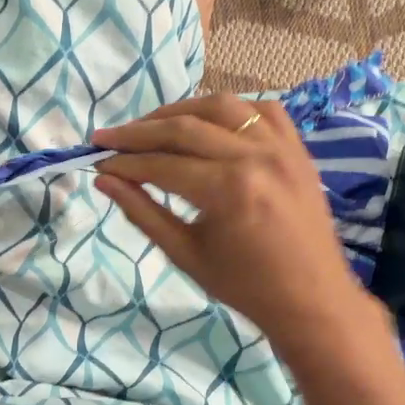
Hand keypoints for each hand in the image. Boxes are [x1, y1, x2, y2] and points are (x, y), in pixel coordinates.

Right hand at [92, 94, 380, 349]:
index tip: (95, 163)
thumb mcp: (183, 252)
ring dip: (178, 111)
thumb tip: (103, 181)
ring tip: (148, 126)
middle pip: (184, 127)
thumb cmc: (241, 284)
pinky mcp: (296, 147)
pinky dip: (226, 111)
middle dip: (138, 132)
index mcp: (227, 190)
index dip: (122, 162)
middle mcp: (255, 156)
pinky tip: (204, 125)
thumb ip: (142, 211)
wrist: (309, 297)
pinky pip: (259, 110)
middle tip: (106, 138)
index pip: (159, 164)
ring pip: (220, 107)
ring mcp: (281, 146)